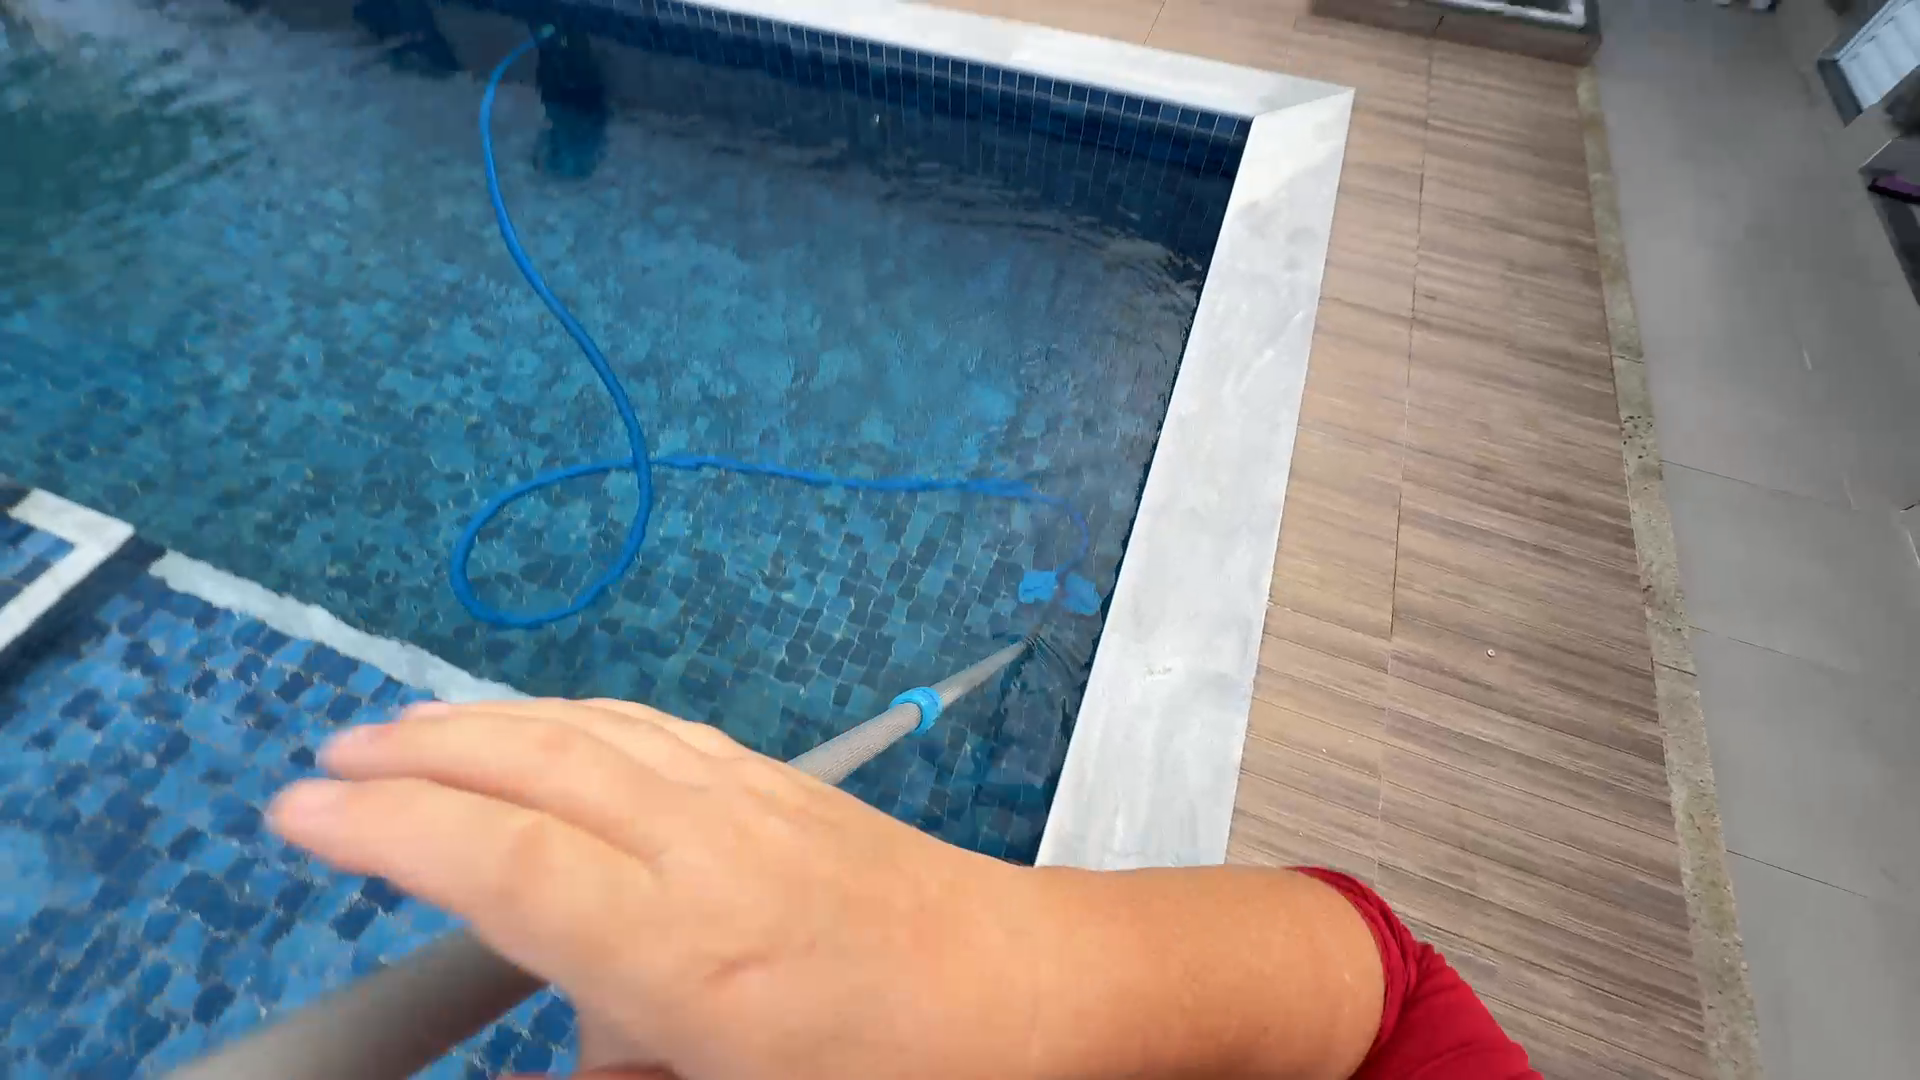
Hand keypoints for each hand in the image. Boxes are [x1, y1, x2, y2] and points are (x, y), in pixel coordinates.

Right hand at [270, 699, 1059, 1079]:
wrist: (1009, 980)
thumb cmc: (886, 1064)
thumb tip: (528, 1064)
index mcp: (687, 947)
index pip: (508, 861)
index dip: (396, 827)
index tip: (305, 810)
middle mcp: (710, 843)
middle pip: (547, 766)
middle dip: (430, 751)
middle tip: (340, 759)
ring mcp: (752, 795)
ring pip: (603, 731)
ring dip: (505, 719)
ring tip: (423, 727)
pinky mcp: (783, 779)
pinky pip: (663, 729)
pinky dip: (590, 716)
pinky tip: (560, 723)